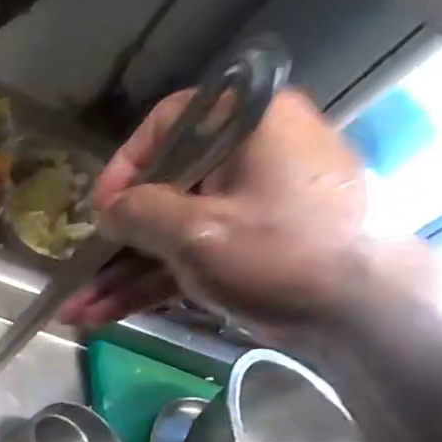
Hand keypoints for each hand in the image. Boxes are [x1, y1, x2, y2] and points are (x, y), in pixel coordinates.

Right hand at [62, 88, 432, 343]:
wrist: (365, 312)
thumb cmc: (280, 254)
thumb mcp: (196, 232)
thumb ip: (139, 214)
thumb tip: (109, 209)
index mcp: (246, 126)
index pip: (169, 124)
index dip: (125, 167)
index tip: (100, 211)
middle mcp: (247, 159)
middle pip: (163, 193)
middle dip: (113, 245)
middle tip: (76, 276)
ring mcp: (249, 210)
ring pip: (171, 237)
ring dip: (122, 277)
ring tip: (76, 313)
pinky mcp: (250, 251)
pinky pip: (190, 260)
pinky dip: (151, 287)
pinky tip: (105, 317)